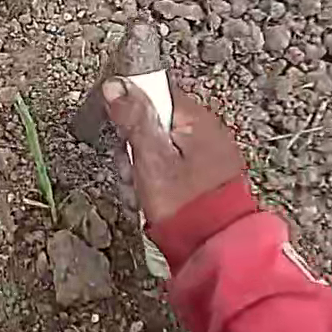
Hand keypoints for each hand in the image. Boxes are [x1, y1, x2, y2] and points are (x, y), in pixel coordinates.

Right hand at [101, 77, 247, 225]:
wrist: (215, 246)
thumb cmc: (184, 203)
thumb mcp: (151, 157)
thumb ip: (135, 119)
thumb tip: (116, 85)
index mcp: (196, 119)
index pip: (156, 92)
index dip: (132, 109)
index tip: (121, 133)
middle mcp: (208, 131)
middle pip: (157, 122)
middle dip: (135, 145)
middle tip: (130, 169)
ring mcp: (210, 155)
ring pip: (162, 147)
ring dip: (144, 166)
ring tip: (140, 189)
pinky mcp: (208, 177)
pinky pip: (174, 167)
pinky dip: (160, 180)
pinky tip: (153, 198)